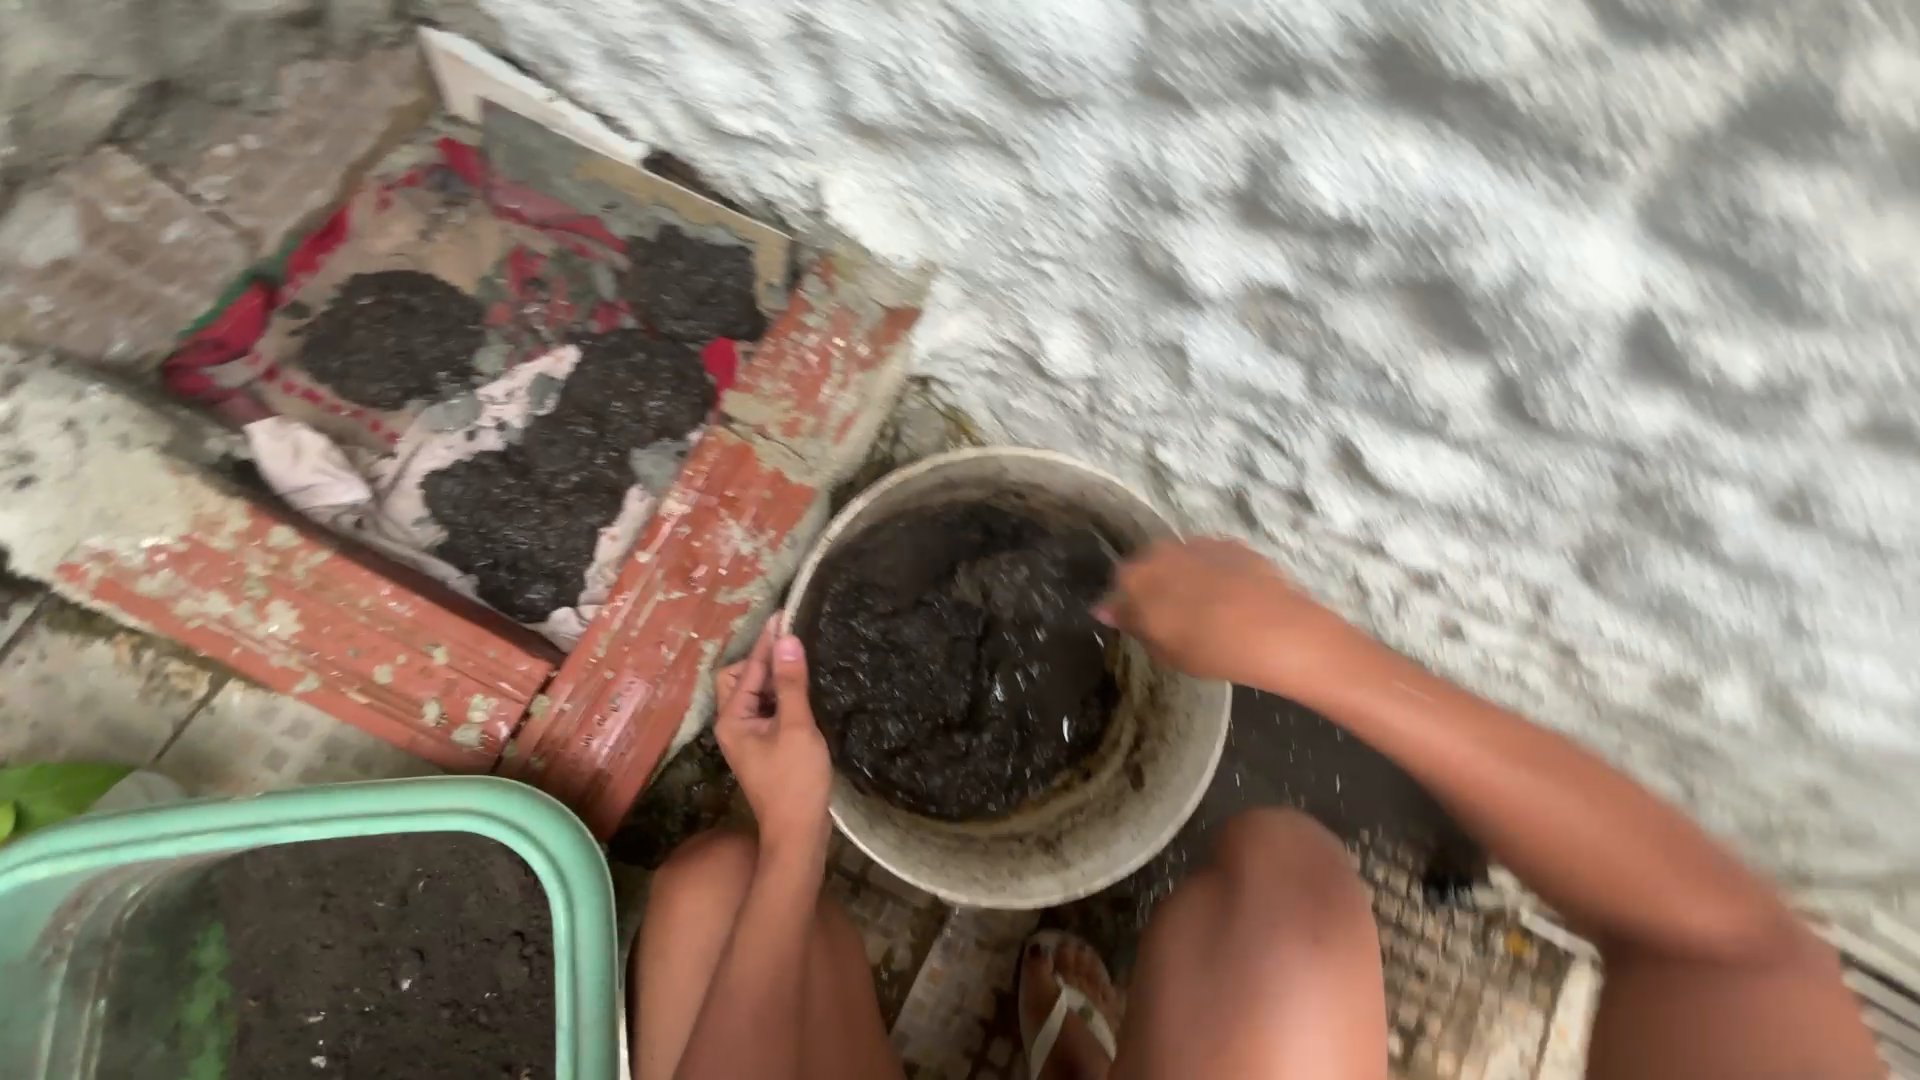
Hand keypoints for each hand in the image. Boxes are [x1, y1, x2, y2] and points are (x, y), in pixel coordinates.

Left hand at [713, 616, 833, 863]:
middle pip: (743, 677)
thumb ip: (791, 683)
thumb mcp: (796, 727)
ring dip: (777, 676)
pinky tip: (806, 689)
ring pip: (758, 693)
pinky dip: (785, 695)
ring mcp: (750, 736)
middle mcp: (735, 724)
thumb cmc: (795, 781)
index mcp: (733, 718)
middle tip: (796, 644)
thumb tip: (787, 640)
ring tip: (804, 660)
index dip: (768, 642)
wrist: (798, 833)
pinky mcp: (767, 745)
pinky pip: (771, 708)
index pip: (749, 668)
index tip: (787, 615)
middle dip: (766, 659)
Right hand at [1095, 537, 1368, 690]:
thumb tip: (1105, 609)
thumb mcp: (1162, 650)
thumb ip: (1131, 624)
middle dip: (1158, 586)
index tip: (1145, 623)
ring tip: (1209, 608)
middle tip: (1176, 616)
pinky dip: (1217, 573)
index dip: (1132, 605)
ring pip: (1183, 560)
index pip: (1120, 586)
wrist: (1274, 630)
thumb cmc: (1208, 649)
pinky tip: (1234, 598)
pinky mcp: (1232, 544)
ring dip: (1187, 577)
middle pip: (1151, 566)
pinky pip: (1214, 559)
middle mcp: (1162, 552)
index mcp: (1136, 578)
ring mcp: (1199, 544)